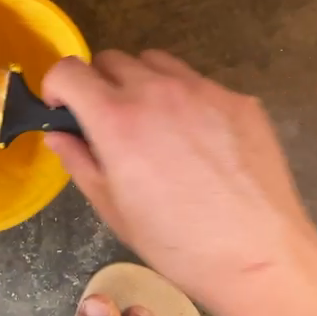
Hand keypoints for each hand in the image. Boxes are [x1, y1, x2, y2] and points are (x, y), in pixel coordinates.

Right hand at [42, 50, 316, 315]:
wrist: (259, 256)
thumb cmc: (175, 243)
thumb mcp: (112, 208)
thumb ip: (80, 161)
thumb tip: (60, 136)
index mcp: (116, 118)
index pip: (69, 70)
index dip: (57, 86)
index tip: (63, 109)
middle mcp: (156, 91)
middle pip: (111, 60)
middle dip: (98, 85)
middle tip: (107, 122)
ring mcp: (202, 90)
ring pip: (154, 62)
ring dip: (140, 82)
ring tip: (152, 123)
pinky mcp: (237, 99)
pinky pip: (197, 82)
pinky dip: (183, 98)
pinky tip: (197, 140)